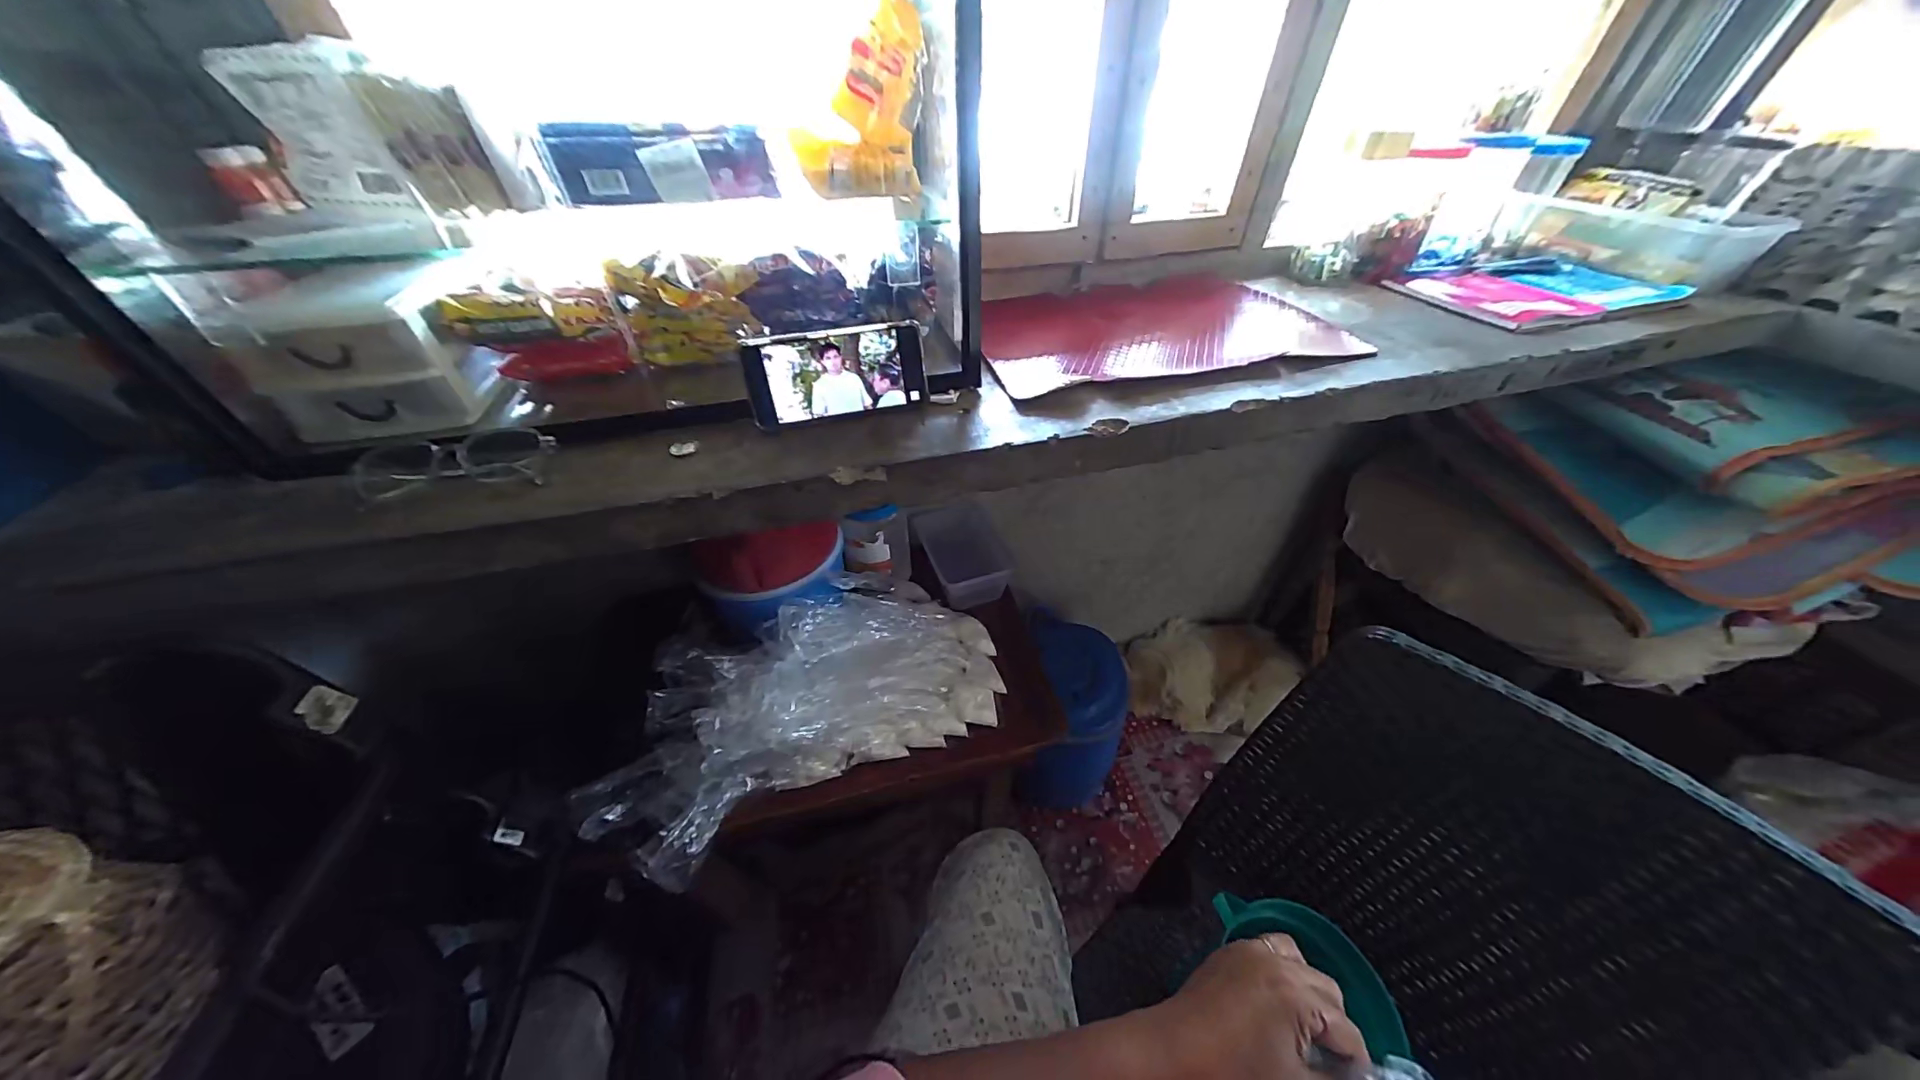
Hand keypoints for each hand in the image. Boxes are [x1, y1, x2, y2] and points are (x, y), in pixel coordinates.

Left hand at [1141, 933, 1367, 1078]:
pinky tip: (1275, 1004)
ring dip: (1309, 992)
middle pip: (1328, 991)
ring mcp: (1248, 951)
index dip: (1354, 1064)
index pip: (1347, 1030)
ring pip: (1300, 963)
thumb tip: (1352, 1076)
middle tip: (1326, 1060)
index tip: (1349, 1079)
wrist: (1171, 1052)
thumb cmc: (1232, 1072)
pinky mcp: (1228, 953)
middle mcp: (1275, 962)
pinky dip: (1281, 971)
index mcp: (1296, 994)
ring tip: (1303, 1028)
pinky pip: (1269, 950)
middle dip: (1334, 1026)